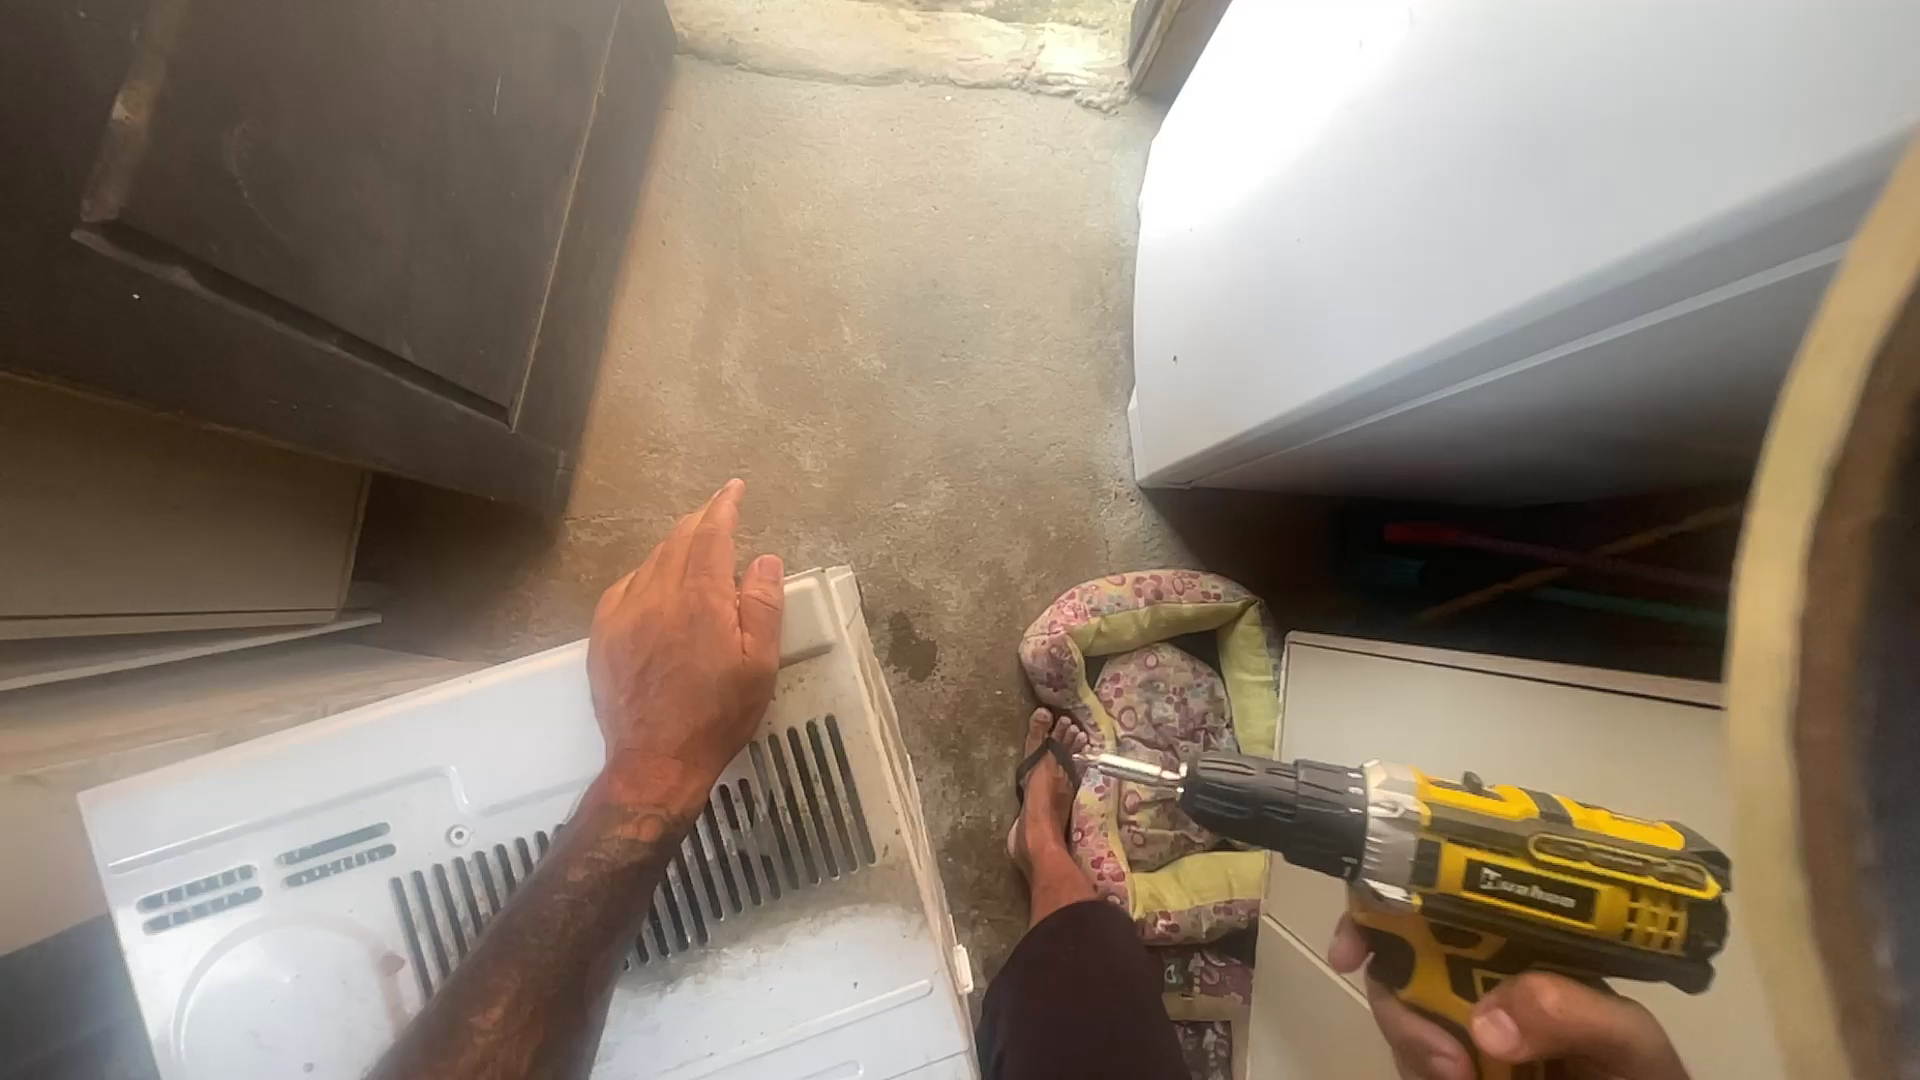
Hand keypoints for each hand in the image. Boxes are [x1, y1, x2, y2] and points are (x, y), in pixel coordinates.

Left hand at [586, 479, 784, 812]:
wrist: (656, 761)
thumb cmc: (719, 714)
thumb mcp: (760, 663)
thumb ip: (762, 605)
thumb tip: (763, 558)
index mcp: (699, 599)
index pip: (710, 534)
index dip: (723, 506)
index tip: (734, 489)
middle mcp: (656, 596)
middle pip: (677, 540)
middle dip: (701, 520)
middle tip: (720, 513)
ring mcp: (622, 614)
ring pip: (651, 561)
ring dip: (675, 545)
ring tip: (695, 545)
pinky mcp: (603, 635)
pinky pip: (626, 585)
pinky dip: (648, 572)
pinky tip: (658, 584)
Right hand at [1329, 914, 1689, 1079]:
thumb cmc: (1636, 1077)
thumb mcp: (1628, 1041)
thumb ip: (1567, 1012)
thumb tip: (1482, 1023)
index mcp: (1506, 944)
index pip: (1428, 902)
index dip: (1377, 909)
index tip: (1351, 948)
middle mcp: (1467, 973)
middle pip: (1390, 957)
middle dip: (1392, 997)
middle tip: (1438, 1052)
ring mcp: (1452, 1022)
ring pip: (1393, 1010)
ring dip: (1411, 1044)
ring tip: (1459, 1079)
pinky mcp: (1442, 1062)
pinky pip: (1407, 1059)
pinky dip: (1418, 1070)